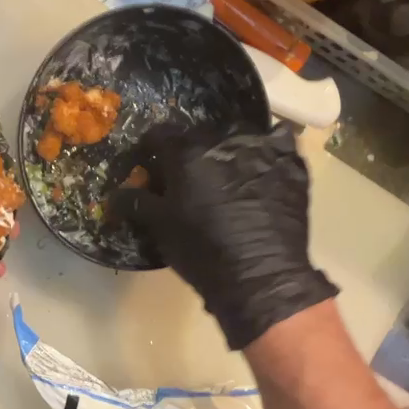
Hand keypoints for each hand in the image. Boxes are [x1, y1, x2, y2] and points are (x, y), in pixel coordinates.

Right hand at [113, 123, 336, 349]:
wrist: (259, 276)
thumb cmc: (201, 251)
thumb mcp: (159, 227)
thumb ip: (136, 202)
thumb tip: (116, 193)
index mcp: (187, 152)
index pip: (160, 133)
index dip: (151, 147)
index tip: (149, 163)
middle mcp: (225, 140)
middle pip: (200, 135)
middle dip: (191, 151)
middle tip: (188, 176)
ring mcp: (263, 148)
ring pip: (239, 136)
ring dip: (229, 149)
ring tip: (226, 173)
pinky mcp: (292, 164)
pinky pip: (277, 144)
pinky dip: (267, 152)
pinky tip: (261, 170)